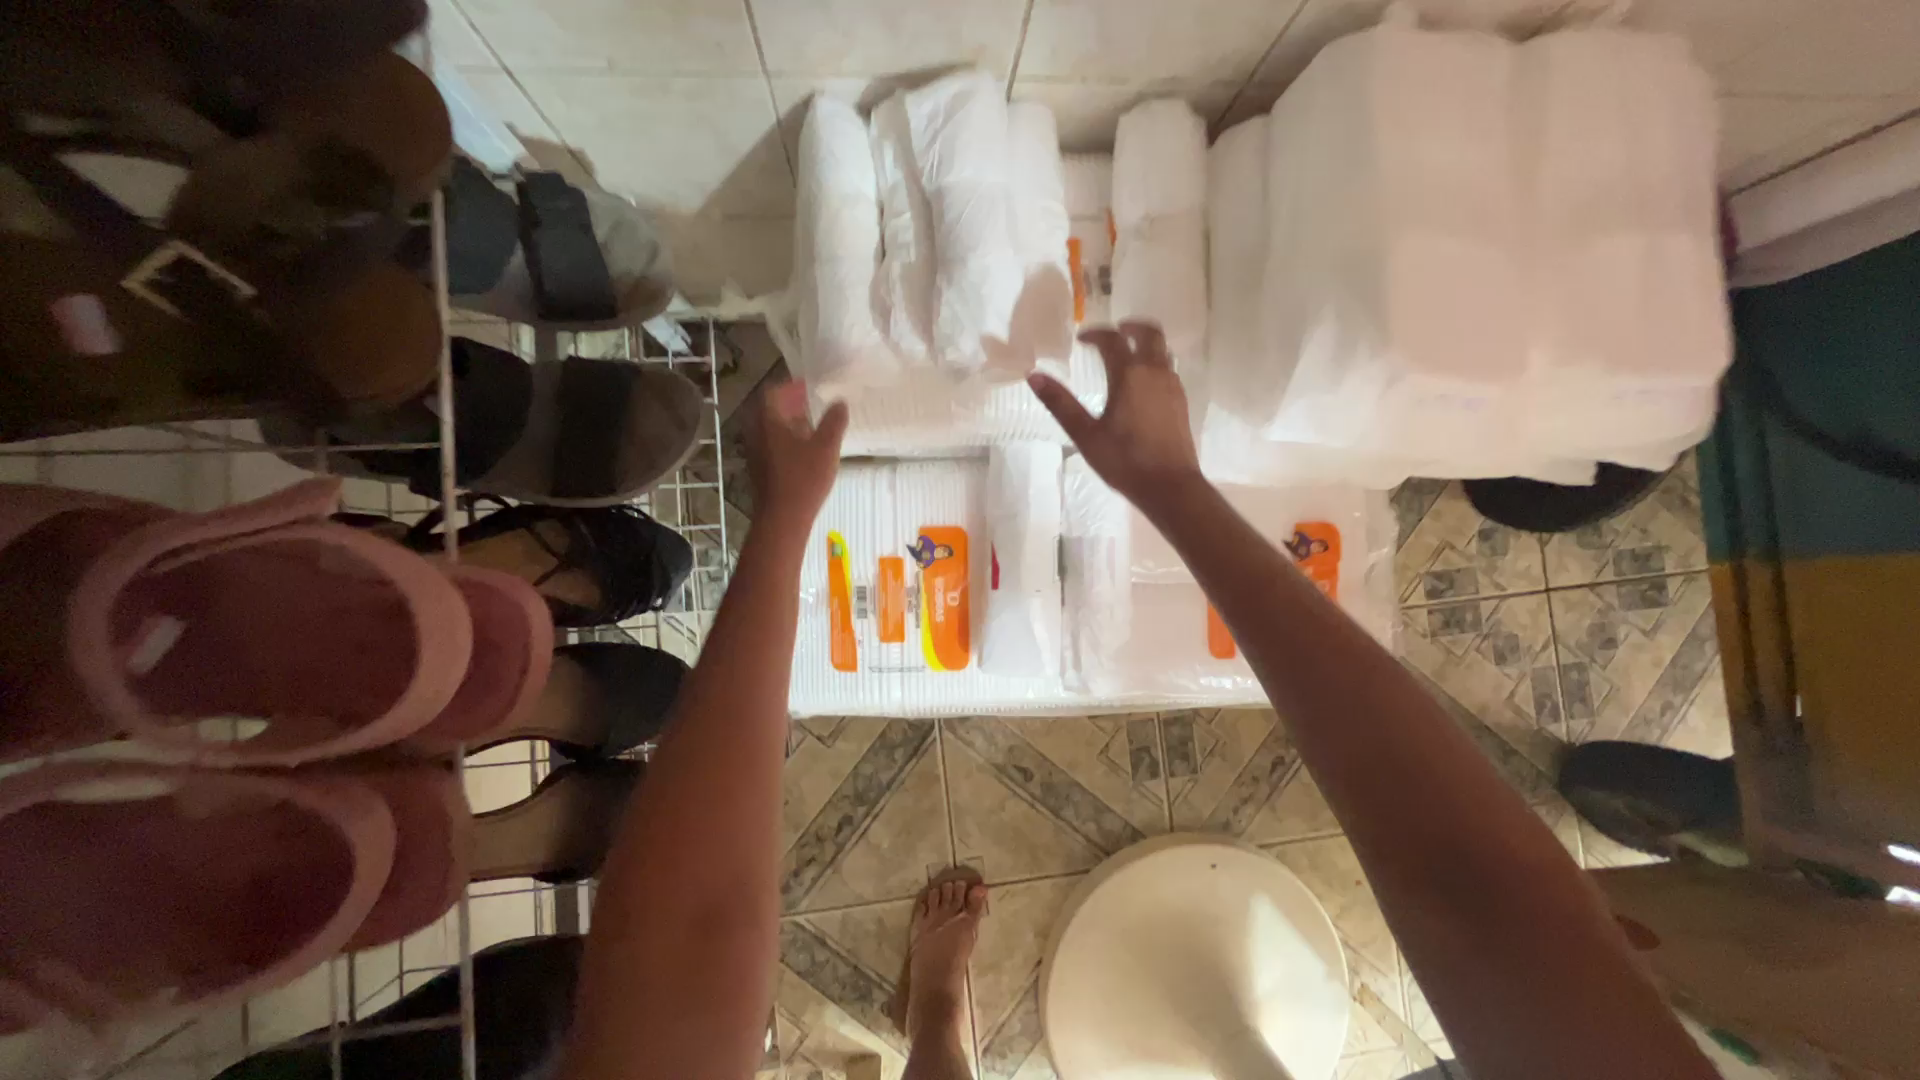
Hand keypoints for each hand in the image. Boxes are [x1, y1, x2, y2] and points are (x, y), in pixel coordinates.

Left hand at [747, 380, 847, 529]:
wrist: (782, 519)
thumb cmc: (804, 480)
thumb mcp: (826, 447)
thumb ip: (834, 422)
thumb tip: (840, 402)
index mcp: (768, 422)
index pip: (773, 393)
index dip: (791, 386)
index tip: (808, 386)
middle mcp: (756, 434)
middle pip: (771, 411)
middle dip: (791, 405)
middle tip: (811, 403)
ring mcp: (755, 453)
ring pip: (771, 430)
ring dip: (790, 424)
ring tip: (812, 427)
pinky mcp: (759, 470)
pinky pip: (772, 446)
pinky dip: (787, 441)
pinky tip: (805, 452)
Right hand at [1028, 320, 1201, 504]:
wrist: (1170, 486)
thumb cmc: (1124, 461)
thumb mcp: (1085, 435)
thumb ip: (1060, 404)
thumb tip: (1034, 376)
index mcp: (1129, 375)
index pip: (1113, 340)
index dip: (1096, 334)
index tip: (1082, 339)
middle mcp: (1154, 373)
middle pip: (1150, 333)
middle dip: (1131, 327)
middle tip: (1114, 332)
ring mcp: (1172, 386)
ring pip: (1162, 351)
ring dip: (1145, 345)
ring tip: (1127, 356)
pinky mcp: (1181, 402)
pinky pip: (1168, 369)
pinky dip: (1154, 364)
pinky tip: (1141, 385)